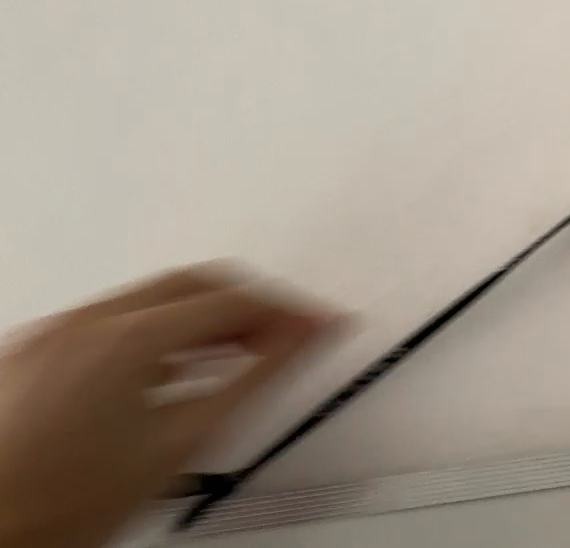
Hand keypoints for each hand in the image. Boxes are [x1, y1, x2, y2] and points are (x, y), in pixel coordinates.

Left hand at [0, 266, 339, 547]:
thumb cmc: (66, 505)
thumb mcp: (195, 432)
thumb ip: (271, 367)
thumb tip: (322, 328)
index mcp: (127, 336)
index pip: (240, 297)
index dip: (291, 311)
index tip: (318, 327)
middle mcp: (82, 325)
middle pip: (200, 283)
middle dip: (252, 306)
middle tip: (284, 334)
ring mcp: (47, 340)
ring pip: (158, 296)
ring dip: (207, 319)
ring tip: (237, 353)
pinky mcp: (28, 358)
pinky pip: (113, 320)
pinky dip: (160, 332)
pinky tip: (178, 368)